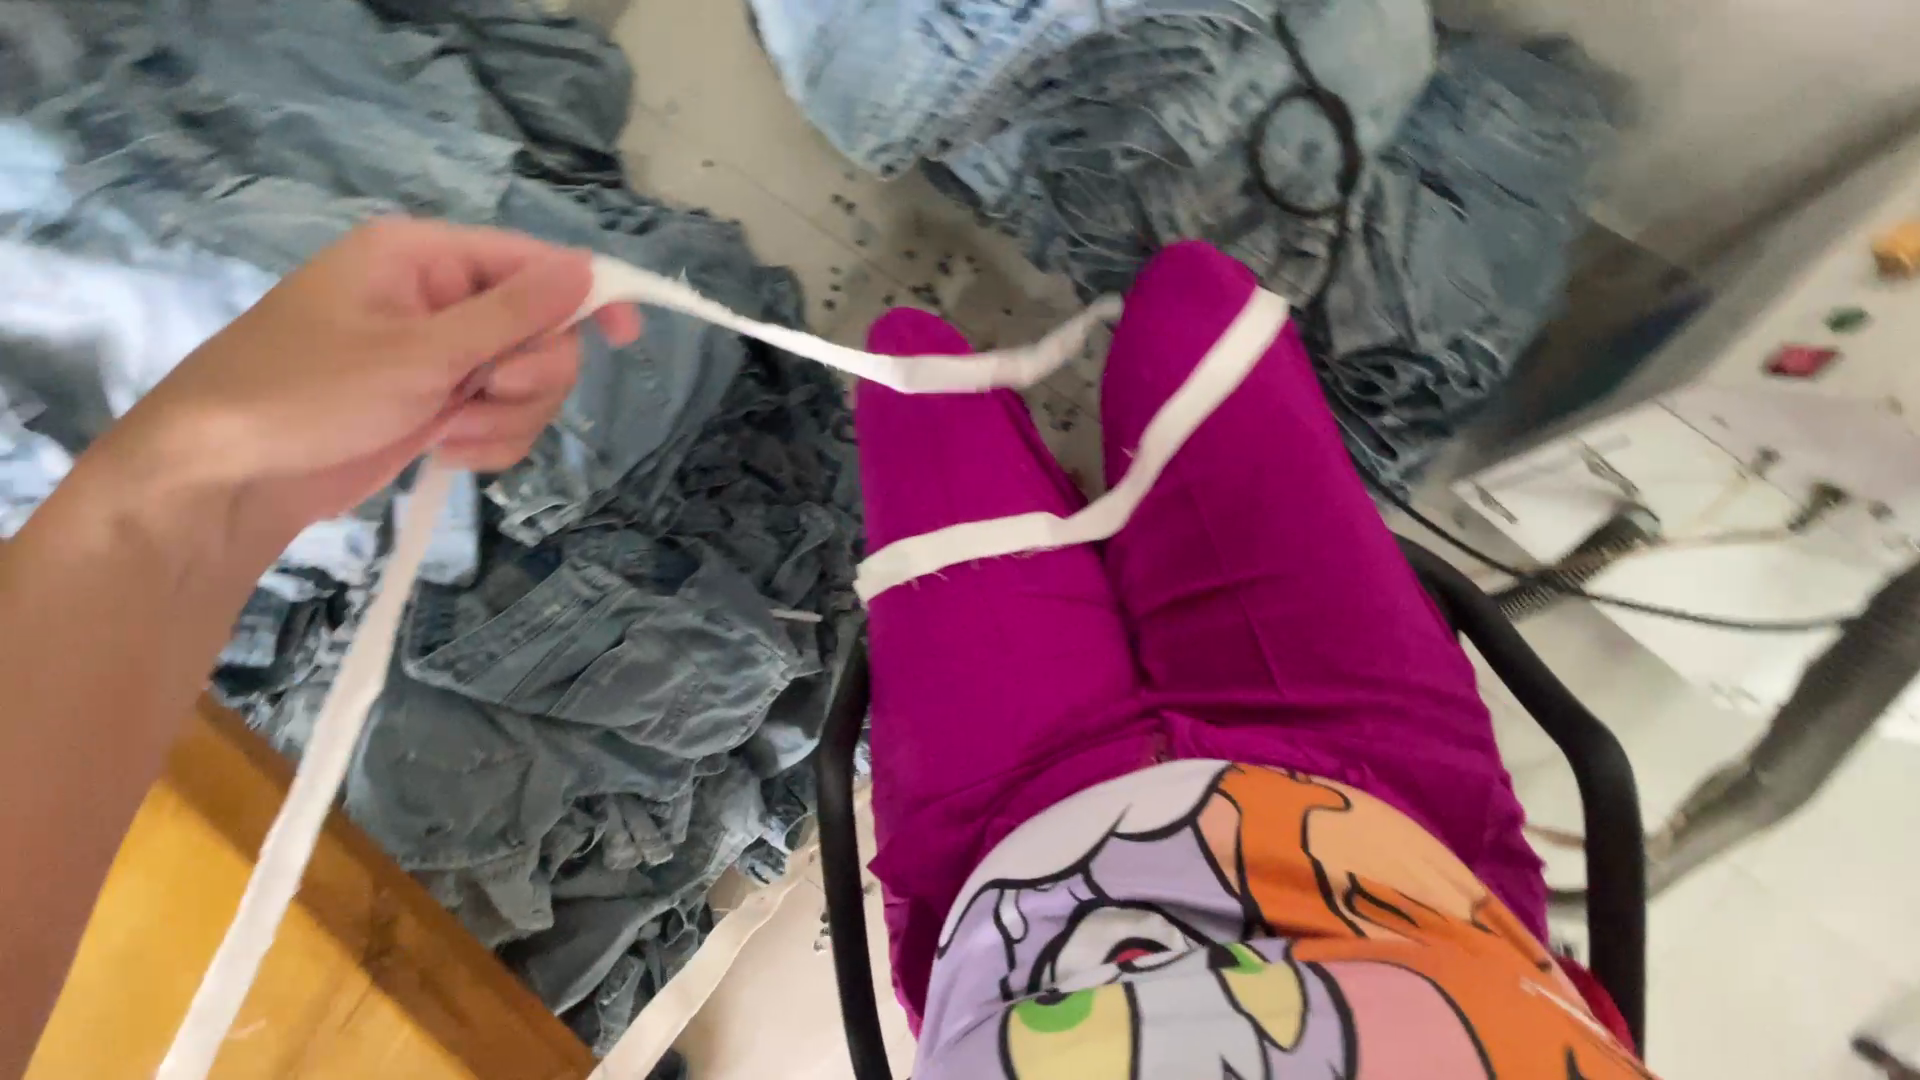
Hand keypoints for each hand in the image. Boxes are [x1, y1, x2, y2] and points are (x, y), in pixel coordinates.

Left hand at [103, 218, 640, 532]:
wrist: (237, 476)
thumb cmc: (308, 393)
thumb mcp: (418, 351)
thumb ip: (511, 313)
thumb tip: (586, 270)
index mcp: (429, 262)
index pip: (537, 266)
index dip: (589, 297)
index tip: (625, 338)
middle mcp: (447, 304)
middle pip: (548, 336)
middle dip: (528, 377)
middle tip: (486, 391)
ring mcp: (451, 359)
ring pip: (536, 388)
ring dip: (505, 418)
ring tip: (447, 430)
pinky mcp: (452, 405)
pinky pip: (512, 422)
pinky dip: (489, 443)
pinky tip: (444, 450)